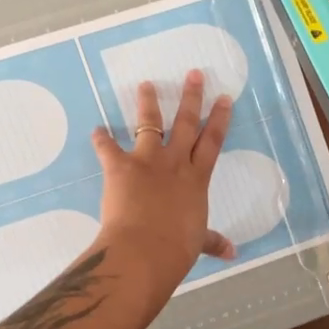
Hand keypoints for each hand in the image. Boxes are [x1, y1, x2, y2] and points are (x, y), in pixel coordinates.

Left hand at [92, 69, 234, 286]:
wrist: (146, 249)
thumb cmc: (177, 248)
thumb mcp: (197, 242)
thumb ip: (211, 241)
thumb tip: (232, 254)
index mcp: (196, 180)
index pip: (212, 142)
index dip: (219, 119)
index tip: (224, 98)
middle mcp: (175, 164)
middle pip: (187, 124)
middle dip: (191, 98)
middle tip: (194, 74)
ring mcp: (147, 162)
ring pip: (149, 125)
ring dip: (148, 104)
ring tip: (146, 84)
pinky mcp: (120, 167)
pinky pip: (108, 148)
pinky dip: (101, 139)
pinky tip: (96, 130)